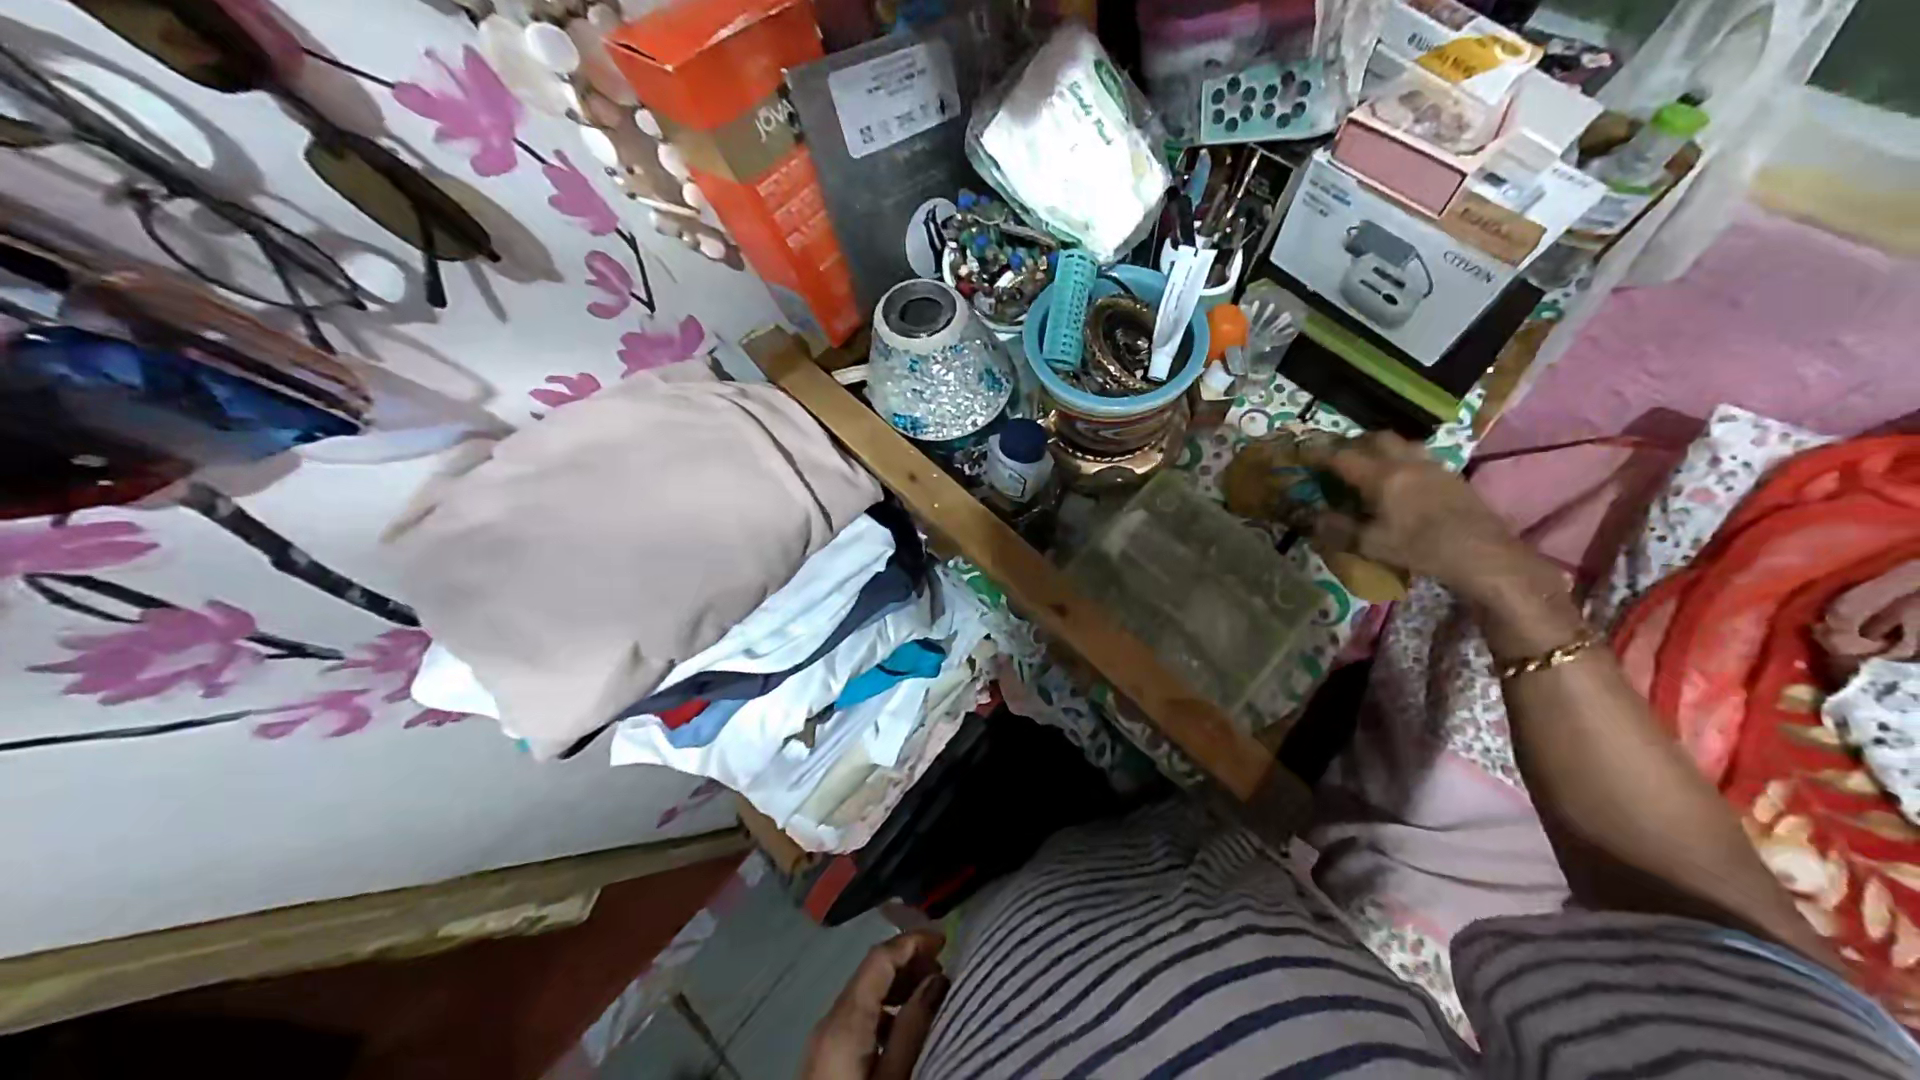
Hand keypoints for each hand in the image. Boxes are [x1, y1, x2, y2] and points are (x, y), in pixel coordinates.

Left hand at [800, 930, 948, 1079]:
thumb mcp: (896, 1079)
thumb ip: (914, 1028)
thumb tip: (937, 980)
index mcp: (845, 1019)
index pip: (879, 958)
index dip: (912, 942)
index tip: (945, 939)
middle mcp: (830, 1019)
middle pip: (870, 972)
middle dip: (908, 962)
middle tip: (944, 969)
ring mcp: (823, 1038)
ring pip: (864, 993)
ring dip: (897, 985)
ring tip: (932, 994)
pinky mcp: (824, 1057)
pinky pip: (857, 1015)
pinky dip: (884, 1008)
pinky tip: (905, 1026)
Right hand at [1297, 432, 1552, 606]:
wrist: (1483, 554)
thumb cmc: (1421, 548)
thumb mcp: (1371, 544)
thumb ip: (1337, 528)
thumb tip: (1309, 518)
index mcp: (1382, 476)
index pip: (1342, 456)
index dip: (1319, 455)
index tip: (1303, 456)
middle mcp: (1406, 462)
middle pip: (1375, 438)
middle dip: (1353, 444)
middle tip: (1338, 459)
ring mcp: (1432, 466)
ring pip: (1401, 443)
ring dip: (1380, 449)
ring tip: (1369, 466)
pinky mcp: (1451, 476)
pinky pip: (1419, 457)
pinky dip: (1401, 460)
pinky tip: (1401, 481)